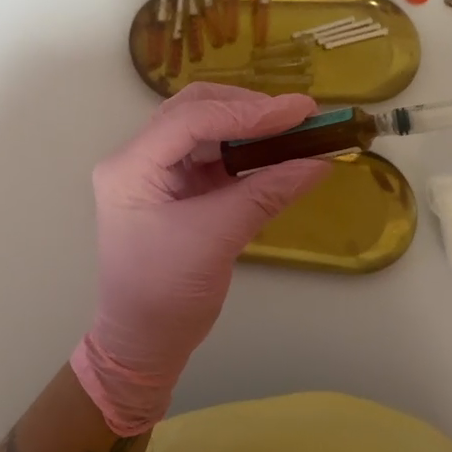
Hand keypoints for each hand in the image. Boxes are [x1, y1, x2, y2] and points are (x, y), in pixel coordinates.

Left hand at [71, 84, 330, 434]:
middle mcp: (138, 159)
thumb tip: (320, 162)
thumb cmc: (165, 293)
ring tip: (294, 129)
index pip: (191, 119)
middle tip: (298, 115)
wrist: (143, 342)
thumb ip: (265, 194)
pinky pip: (211, 157)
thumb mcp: (216, 239)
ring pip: (204, 129)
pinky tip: (277, 154)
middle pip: (194, 111)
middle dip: (246, 109)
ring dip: (248, 127)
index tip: (300, 110)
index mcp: (131, 166)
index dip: (248, 111)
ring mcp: (156, 174)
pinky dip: (245, 153)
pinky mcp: (176, 190)